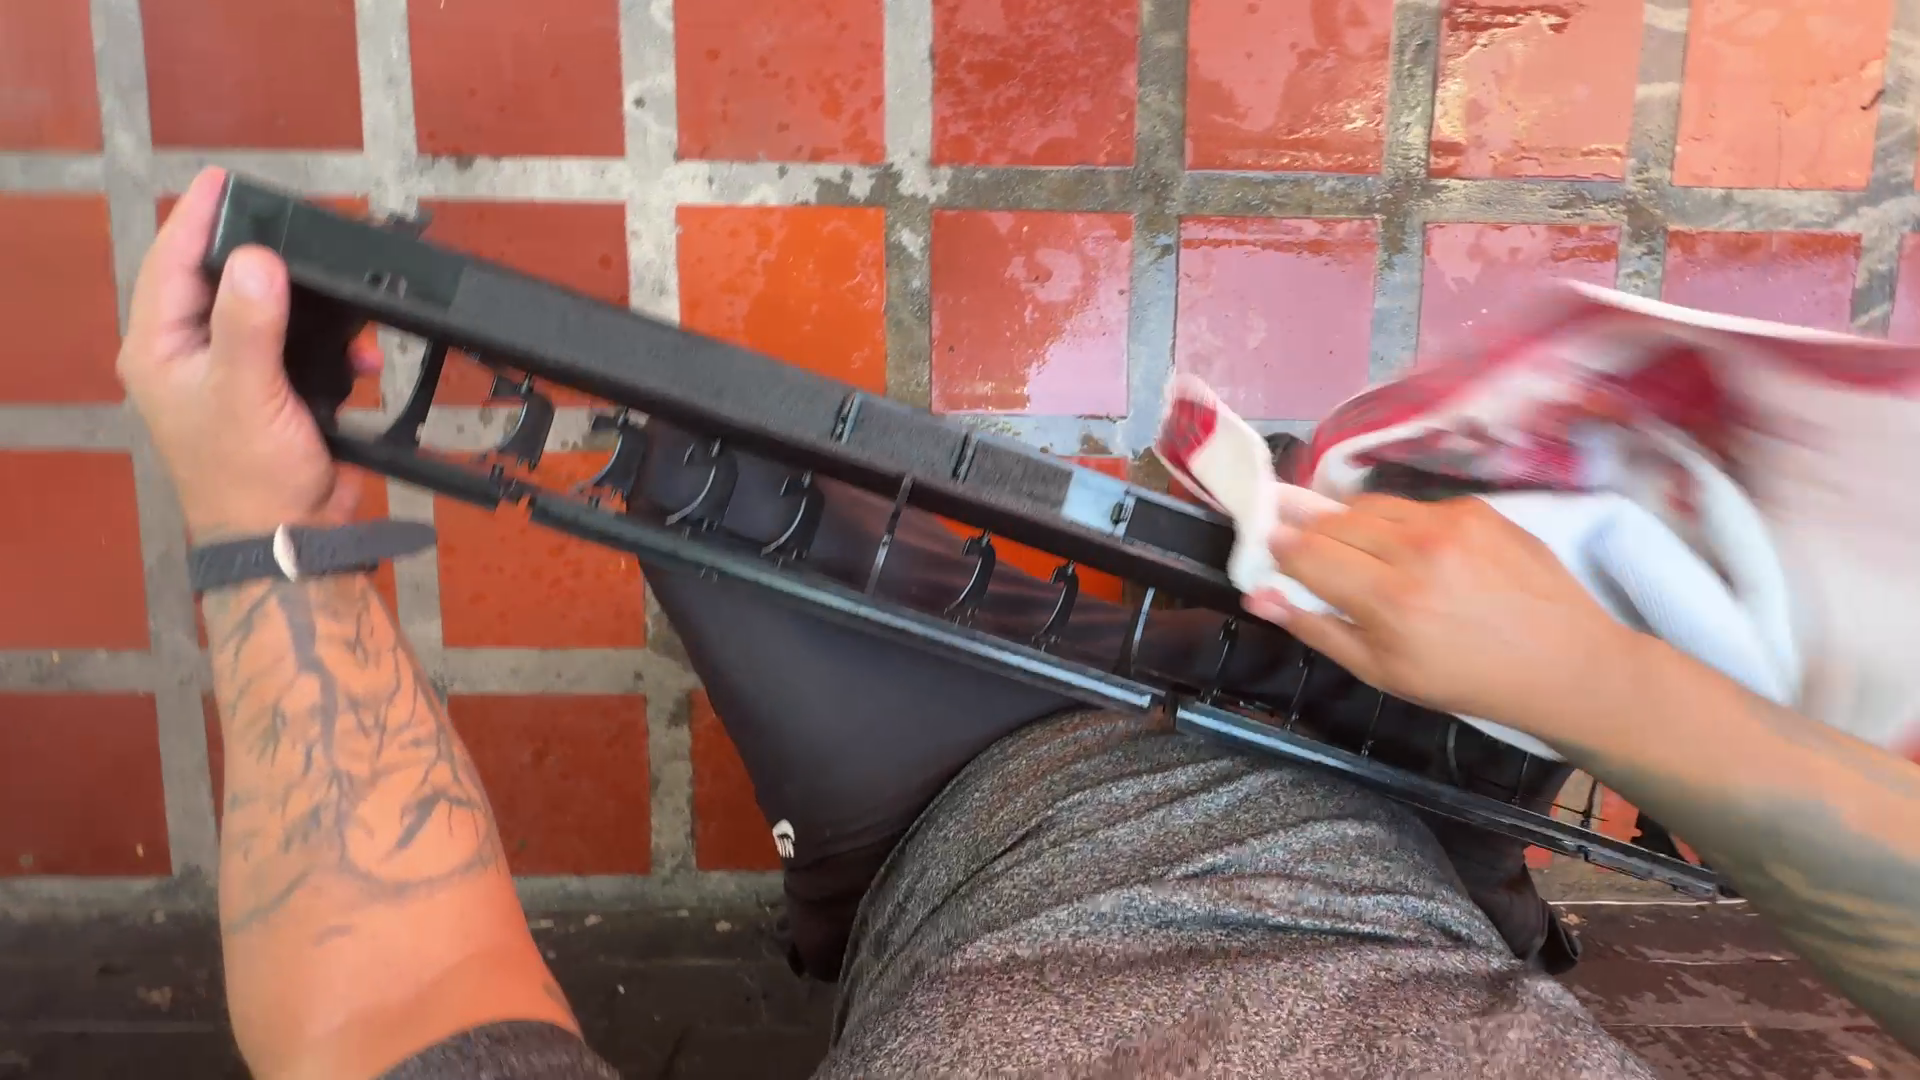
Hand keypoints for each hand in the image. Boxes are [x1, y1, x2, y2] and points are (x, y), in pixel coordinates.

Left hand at [117, 167, 380, 539]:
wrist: (287, 531)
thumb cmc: (251, 470)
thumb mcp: (249, 392)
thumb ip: (250, 324)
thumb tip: (255, 260)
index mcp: (162, 349)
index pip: (174, 266)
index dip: (199, 221)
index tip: (228, 183)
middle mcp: (192, 356)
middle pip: (219, 287)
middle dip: (259, 259)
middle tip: (295, 231)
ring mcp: (236, 378)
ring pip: (267, 320)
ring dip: (308, 311)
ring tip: (342, 299)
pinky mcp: (278, 398)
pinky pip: (301, 356)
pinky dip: (333, 352)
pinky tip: (360, 359)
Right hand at [1246, 494, 1639, 732]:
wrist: (1568, 663)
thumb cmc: (1463, 678)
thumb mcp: (1379, 670)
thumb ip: (1314, 627)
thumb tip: (1258, 596)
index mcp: (1389, 599)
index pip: (1306, 553)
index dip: (1278, 547)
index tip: (1266, 546)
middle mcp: (1416, 550)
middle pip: (1329, 521)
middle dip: (1305, 530)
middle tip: (1298, 543)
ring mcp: (1449, 522)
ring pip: (1366, 505)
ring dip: (1345, 522)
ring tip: (1352, 547)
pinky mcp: (1476, 508)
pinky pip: (1409, 505)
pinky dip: (1392, 522)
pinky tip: (1409, 550)